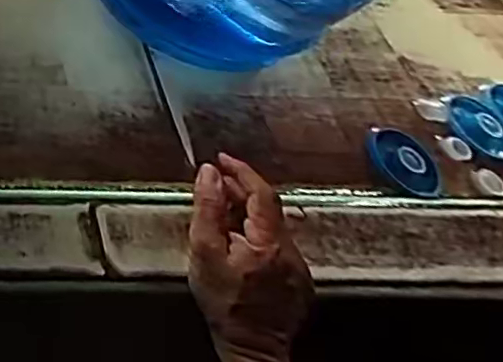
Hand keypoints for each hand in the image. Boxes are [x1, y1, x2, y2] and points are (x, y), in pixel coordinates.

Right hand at [188, 153, 312, 361]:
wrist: (251, 352)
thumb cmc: (226, 306)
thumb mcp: (205, 251)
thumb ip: (207, 207)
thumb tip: (209, 173)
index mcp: (269, 243)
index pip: (261, 192)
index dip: (241, 171)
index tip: (223, 160)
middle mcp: (290, 253)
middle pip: (267, 208)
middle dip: (240, 191)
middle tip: (215, 185)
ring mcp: (297, 270)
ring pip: (271, 226)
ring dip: (247, 212)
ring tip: (221, 213)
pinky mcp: (297, 283)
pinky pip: (277, 245)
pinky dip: (256, 233)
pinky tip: (237, 241)